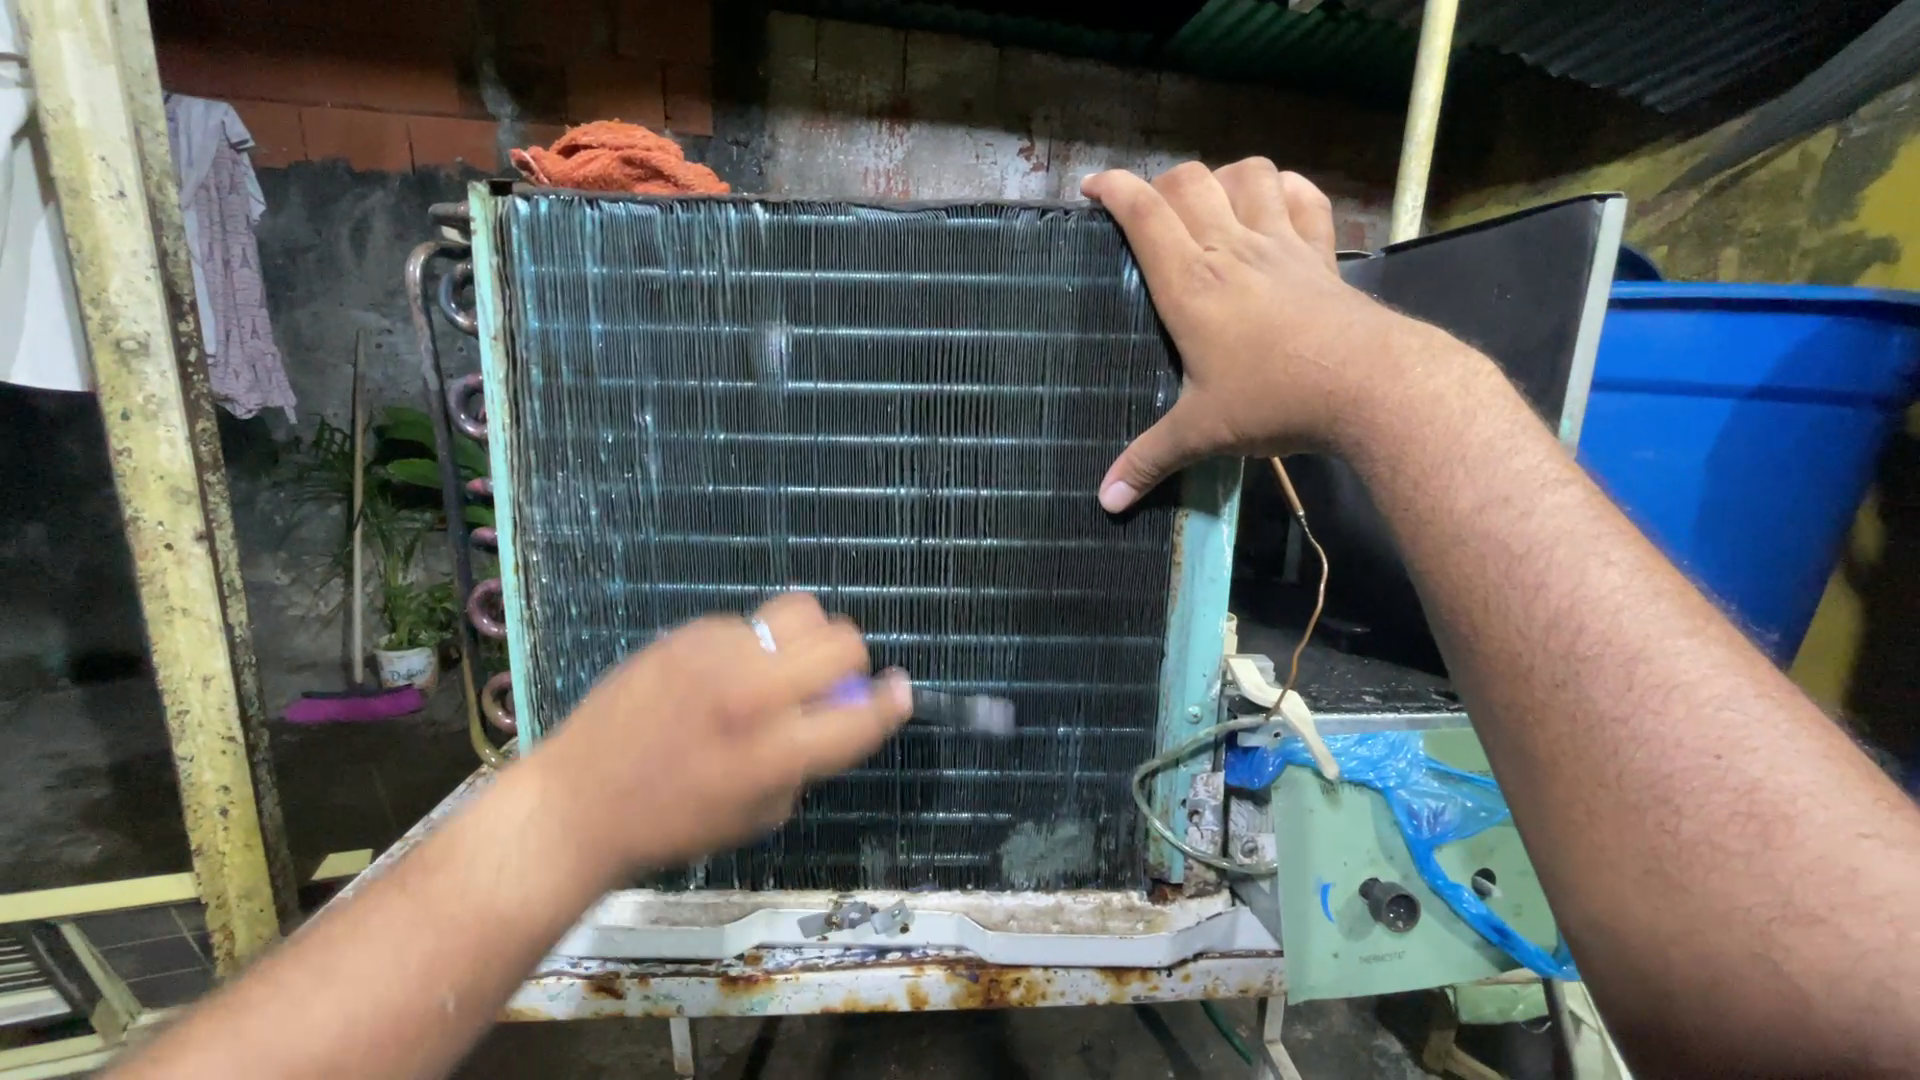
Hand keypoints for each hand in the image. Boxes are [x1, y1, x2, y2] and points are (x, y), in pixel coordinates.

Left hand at [528, 593, 911, 878]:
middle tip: (830, 683)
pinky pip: (748, 622)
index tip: (898, 691)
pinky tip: (721, 673)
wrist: (580, 802)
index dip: (893, 701)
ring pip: (800, 613)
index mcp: (779, 750)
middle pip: (844, 642)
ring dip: (805, 641)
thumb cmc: (674, 824)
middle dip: (852, 662)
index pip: (864, 713)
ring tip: (780, 666)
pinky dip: (752, 645)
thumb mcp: (760, 813)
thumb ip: (809, 762)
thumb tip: (838, 714)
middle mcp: (756, 693)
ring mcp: (720, 654)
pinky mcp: (688, 633)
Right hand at [1082, 159, 1439, 510]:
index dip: (1113, 189)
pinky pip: (1303, 197)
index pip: (1144, 214)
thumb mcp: (1200, 434)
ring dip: (1221, 178)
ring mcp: (1281, 244)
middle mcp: (1231, 249)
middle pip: (1189, 183)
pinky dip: (1284, 189)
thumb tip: (1104, 503)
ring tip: (1208, 203)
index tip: (1092, 187)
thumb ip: (1147, 462)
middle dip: (1159, 184)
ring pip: (1247, 175)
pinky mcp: (1320, 254)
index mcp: (1190, 284)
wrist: (1368, 386)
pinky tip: (1274, 204)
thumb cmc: (1272, 401)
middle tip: (1147, 214)